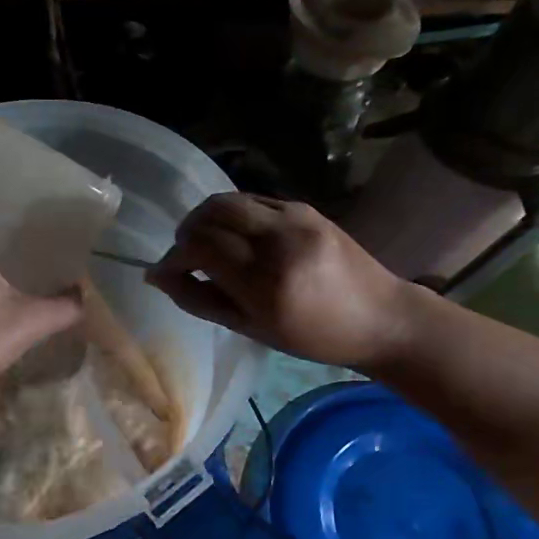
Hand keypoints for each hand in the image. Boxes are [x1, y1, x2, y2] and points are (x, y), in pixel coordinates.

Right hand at [146, 193, 421, 367]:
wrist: (379, 317)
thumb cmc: (314, 338)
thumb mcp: (251, 329)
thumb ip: (201, 300)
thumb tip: (159, 277)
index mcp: (264, 283)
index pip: (198, 247)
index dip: (173, 257)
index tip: (166, 273)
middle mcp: (277, 241)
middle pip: (209, 215)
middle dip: (186, 234)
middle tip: (185, 257)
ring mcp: (294, 218)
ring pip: (228, 200)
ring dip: (206, 218)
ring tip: (206, 244)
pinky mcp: (305, 207)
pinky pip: (254, 200)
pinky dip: (234, 215)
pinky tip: (237, 236)